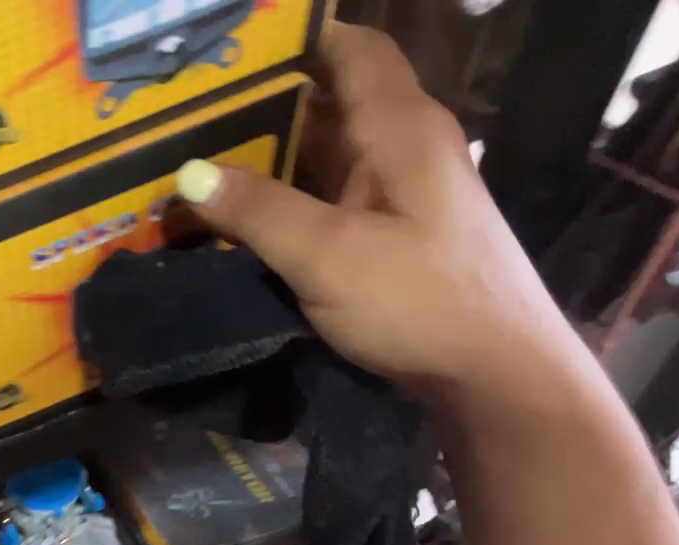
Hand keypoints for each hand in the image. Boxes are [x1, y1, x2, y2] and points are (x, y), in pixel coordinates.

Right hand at [174, 24, 594, 405]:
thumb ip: (259, 211)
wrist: (490, 371)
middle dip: (262, 105)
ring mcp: (395, 195)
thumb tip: (188, 172)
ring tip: (197, 161)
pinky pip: (324, 200)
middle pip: (328, 104)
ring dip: (267, 159)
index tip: (236, 49)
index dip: (301, 39)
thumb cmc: (419, 300)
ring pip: (322, 156)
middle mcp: (400, 148)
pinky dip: (282, 201)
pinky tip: (238, 218)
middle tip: (189, 114)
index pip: (354, 51)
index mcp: (399, 129)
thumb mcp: (329, 254)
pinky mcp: (387, 235)